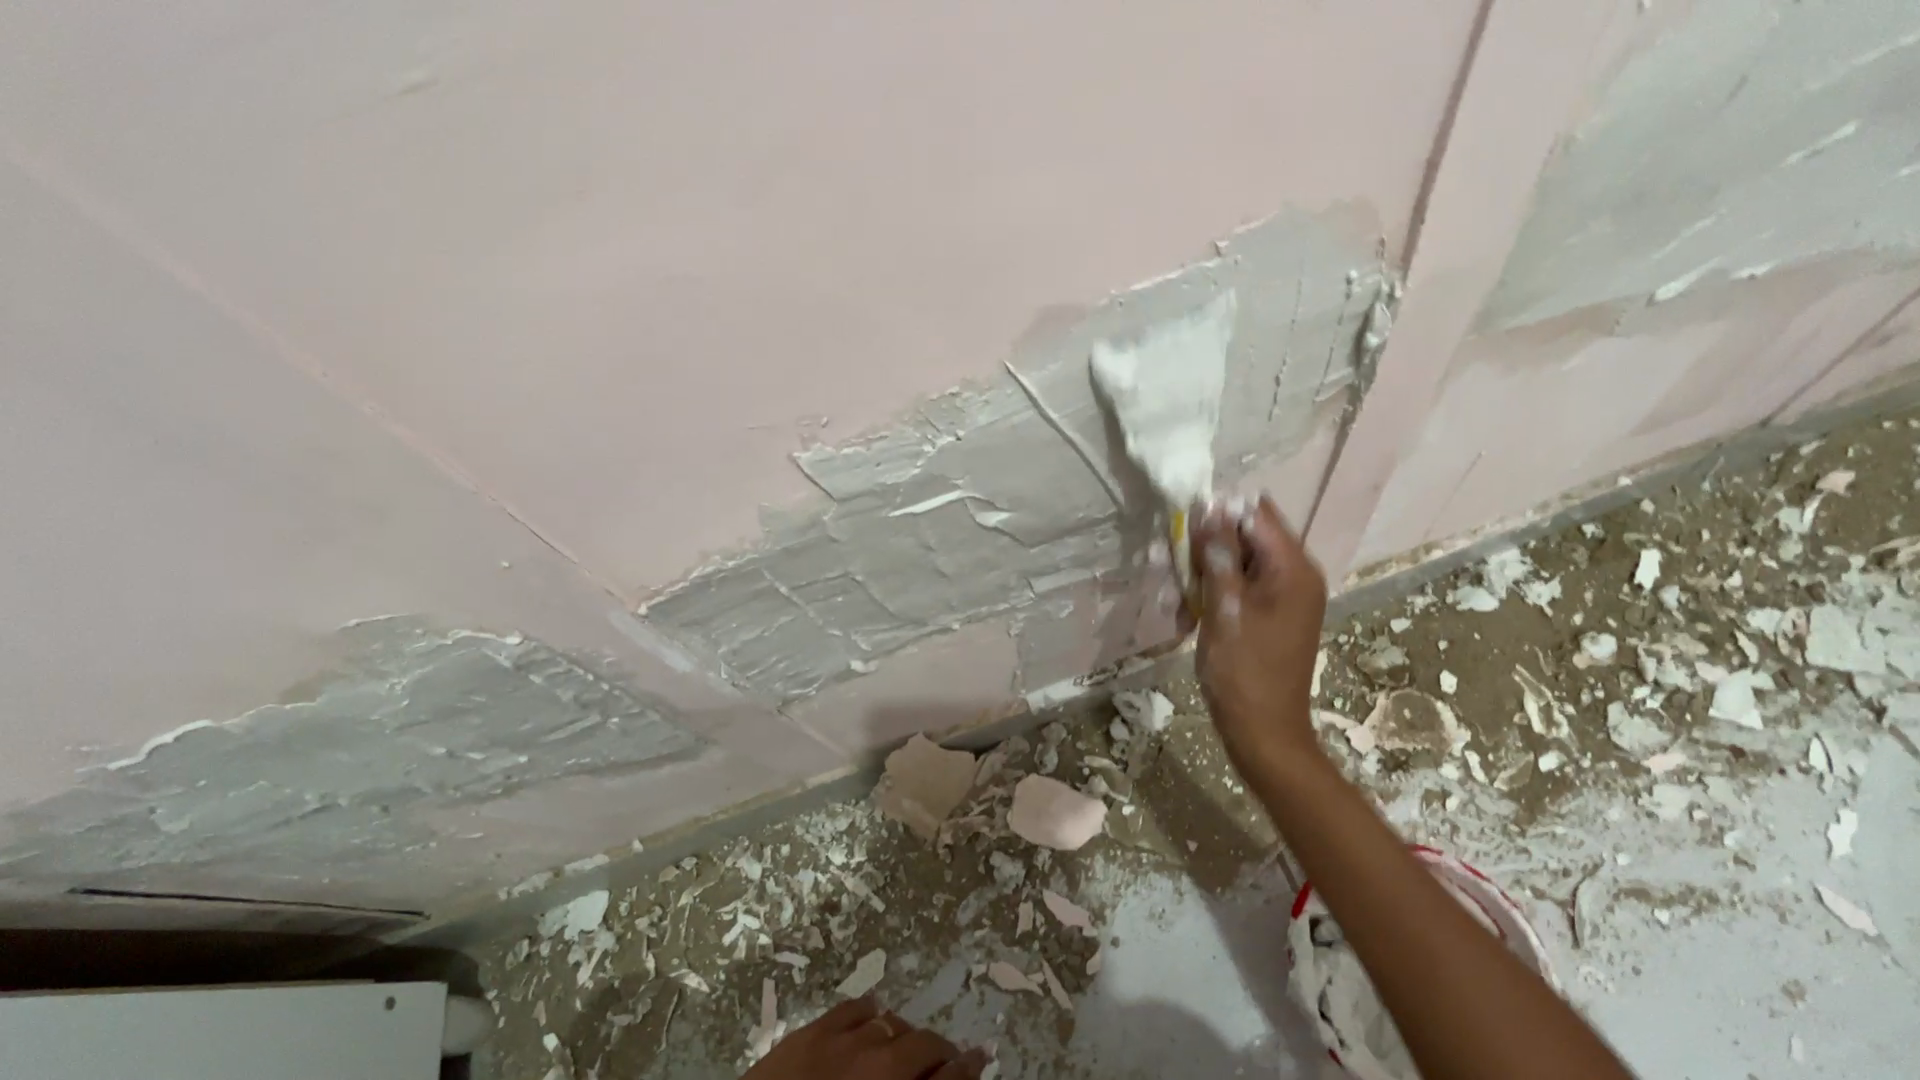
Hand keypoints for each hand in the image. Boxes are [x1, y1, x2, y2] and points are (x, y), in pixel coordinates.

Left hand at [741, 996, 987, 1079]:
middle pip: (923, 1047)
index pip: (948, 1079)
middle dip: (940, 1052)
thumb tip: (933, 1077)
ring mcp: (843, 1046)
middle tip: (944, 1060)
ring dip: (903, 1035)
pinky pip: (851, 1009)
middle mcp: (880, 1067)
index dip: (969, 1067)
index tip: (981, 1056)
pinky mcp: (810, 1034)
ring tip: (905, 1043)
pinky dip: (868, 1010)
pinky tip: (873, 1013)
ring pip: (890, 1025)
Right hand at [1189, 494, 1328, 766]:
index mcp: (1293, 568)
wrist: (1263, 731)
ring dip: (1206, 574)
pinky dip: (1216, 595)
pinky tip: (1192, 617)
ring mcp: (1287, 596)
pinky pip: (1243, 587)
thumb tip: (1210, 507)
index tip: (1183, 530)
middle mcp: (1297, 575)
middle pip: (1248, 536)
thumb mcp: (1224, 607)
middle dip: (1209, 548)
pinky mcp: (1274, 614)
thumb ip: (1218, 554)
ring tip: (1181, 602)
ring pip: (1240, 563)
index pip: (1256, 514)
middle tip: (1178, 573)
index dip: (1219, 514)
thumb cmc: (1243, 669)